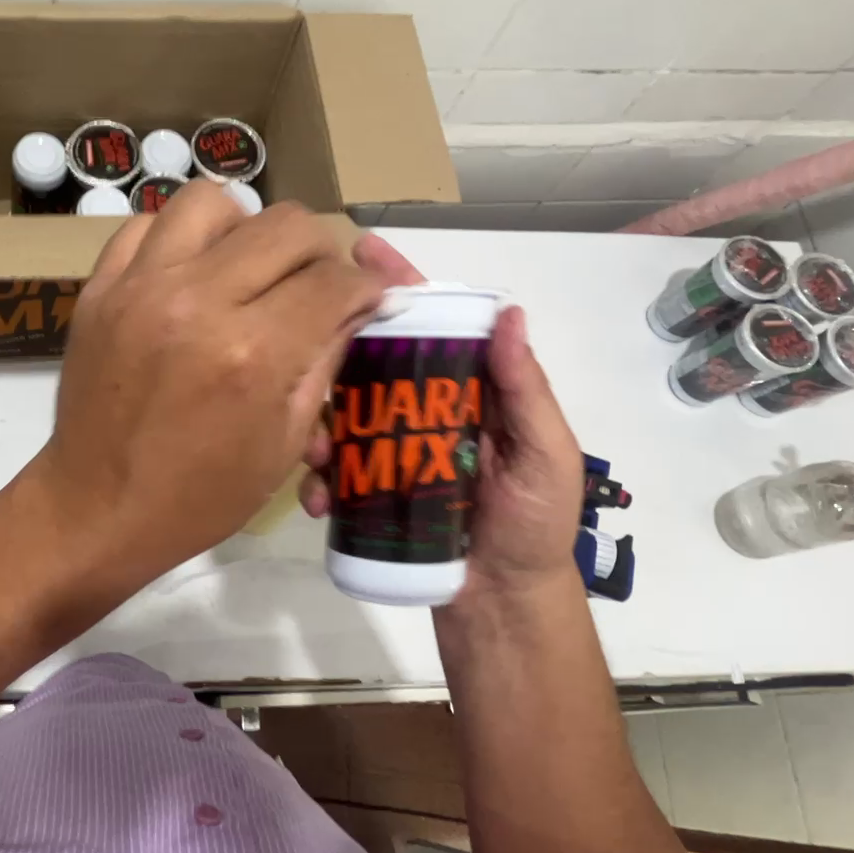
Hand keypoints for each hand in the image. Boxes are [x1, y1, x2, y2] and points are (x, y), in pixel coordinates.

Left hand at [29, 183, 394, 592]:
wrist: (95, 509)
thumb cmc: (197, 497)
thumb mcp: (282, 445)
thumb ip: (323, 361)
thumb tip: (353, 303)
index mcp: (253, 354)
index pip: (334, 280)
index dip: (363, 288)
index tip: (363, 301)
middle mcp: (197, 302)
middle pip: (288, 226)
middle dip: (319, 254)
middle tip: (313, 288)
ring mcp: (140, 288)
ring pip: (213, 202)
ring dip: (246, 231)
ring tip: (246, 271)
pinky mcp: (99, 290)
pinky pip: (148, 226)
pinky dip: (180, 240)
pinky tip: (188, 277)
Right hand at [300, 282, 584, 609]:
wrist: (501, 599)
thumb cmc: (535, 525)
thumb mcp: (546, 455)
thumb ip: (527, 392)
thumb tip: (507, 313)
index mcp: (467, 392)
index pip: (433, 326)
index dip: (399, 288)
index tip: (361, 253)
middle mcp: (423, 412)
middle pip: (372, 366)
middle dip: (335, 358)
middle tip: (306, 359)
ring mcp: (391, 452)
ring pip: (341, 417)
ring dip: (316, 424)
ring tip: (313, 449)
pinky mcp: (368, 491)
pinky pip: (332, 472)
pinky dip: (317, 479)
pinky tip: (315, 497)